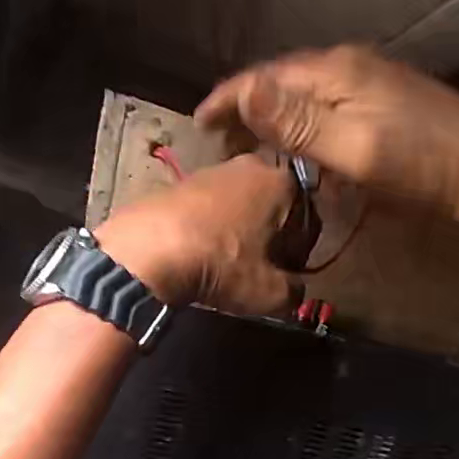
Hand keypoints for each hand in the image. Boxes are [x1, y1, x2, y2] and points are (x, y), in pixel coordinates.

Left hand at [93, 153, 297, 314]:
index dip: (301, 254)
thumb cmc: (223, 265)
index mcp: (283, 182)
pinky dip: (214, 230)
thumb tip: (295, 289)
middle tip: (260, 271)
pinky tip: (203, 255)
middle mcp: (251, 165)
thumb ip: (296, 291)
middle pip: (275, 210)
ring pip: (243, 208)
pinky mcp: (181, 182)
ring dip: (242, 234)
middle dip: (272, 239)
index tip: (288, 275)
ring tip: (228, 266)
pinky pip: (211, 210)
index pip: (310, 222)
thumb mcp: (271, 292)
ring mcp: (212, 169)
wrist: (149, 251)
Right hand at [196, 46, 458, 224]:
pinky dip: (306, 129)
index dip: (228, 99)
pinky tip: (302, 151)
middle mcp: (349, 67)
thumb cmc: (416, 163)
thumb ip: (300, 122)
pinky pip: (330, 110)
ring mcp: (370, 83)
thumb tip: (245, 90)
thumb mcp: (353, 146)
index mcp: (335, 71)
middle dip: (248, 110)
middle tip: (221, 142)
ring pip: (307, 97)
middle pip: (284, 84)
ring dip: (276, 120)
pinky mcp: (384, 104)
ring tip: (252, 148)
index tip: (197, 124)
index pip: (265, 77)